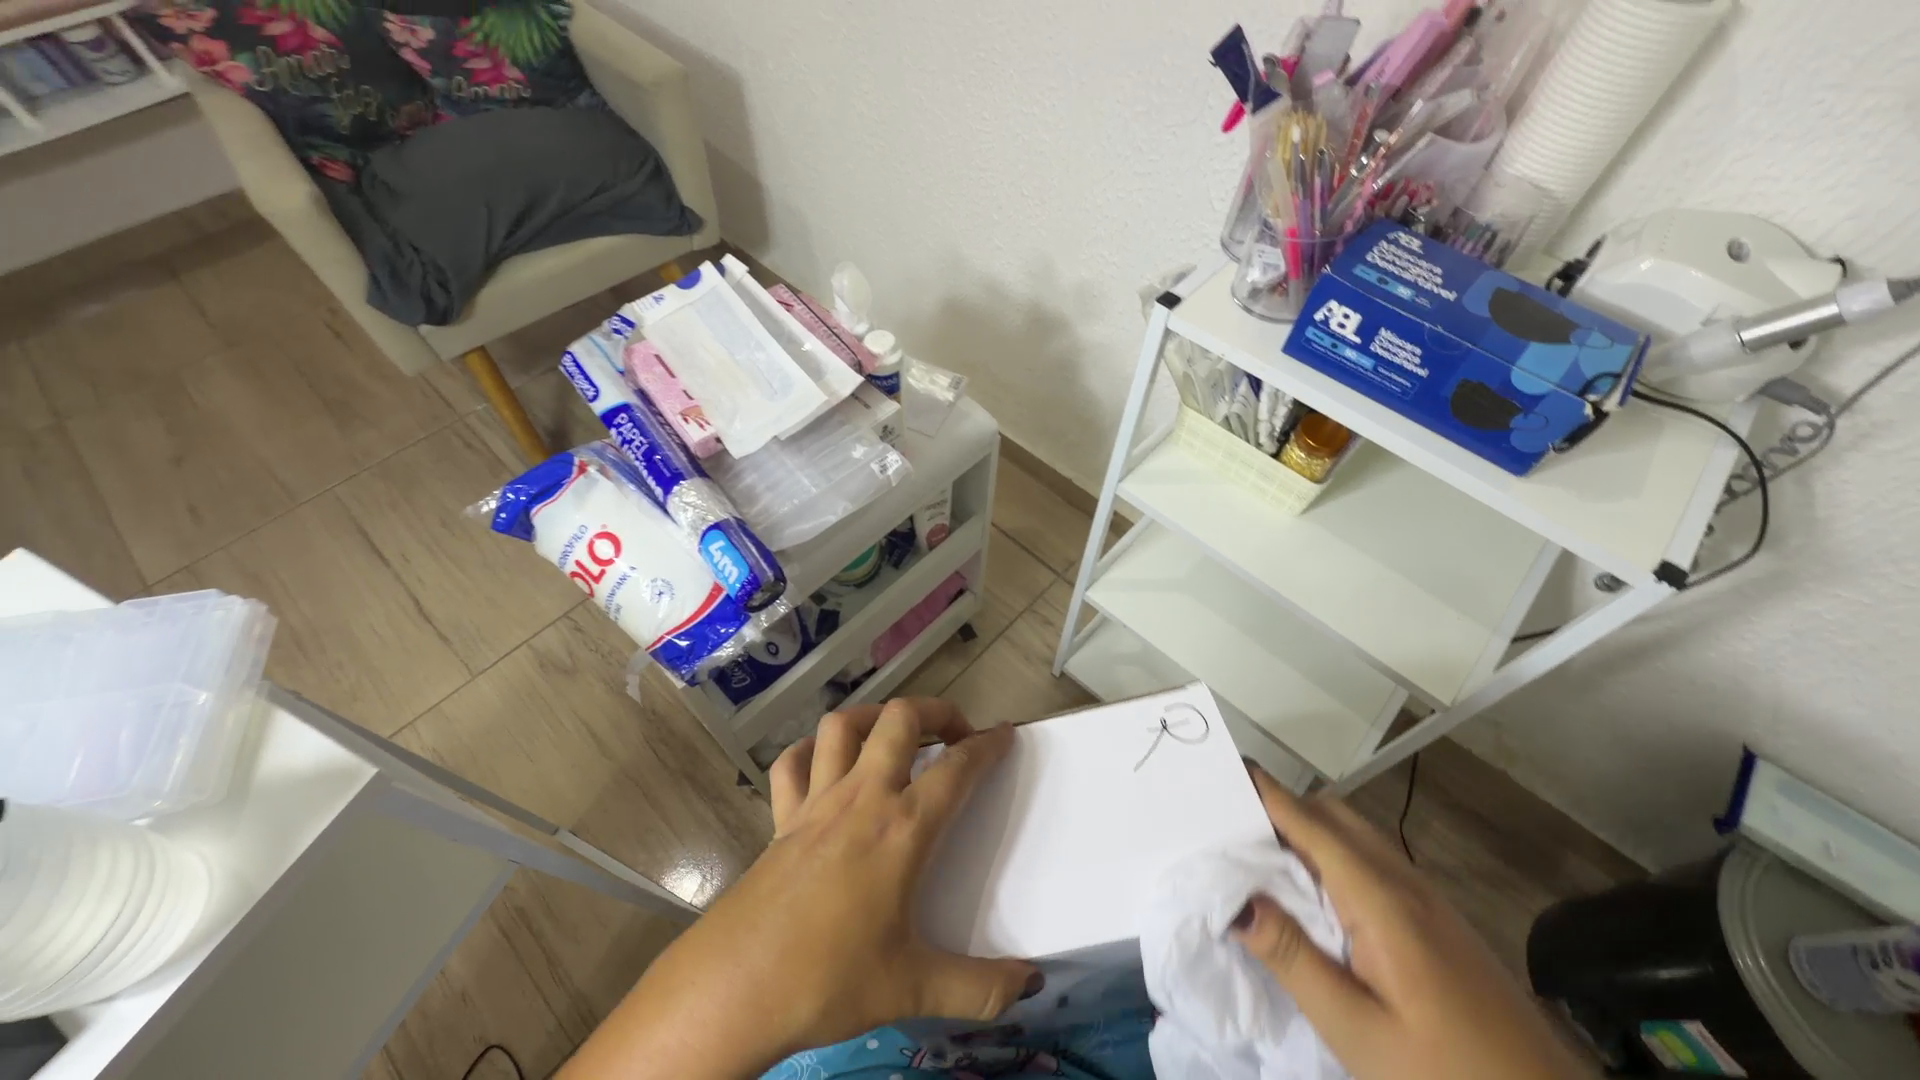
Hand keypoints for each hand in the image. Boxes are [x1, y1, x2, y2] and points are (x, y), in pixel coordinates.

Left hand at [559, 699, 1037, 1079]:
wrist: (733, 989)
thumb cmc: (828, 980)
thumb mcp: (913, 988)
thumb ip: (980, 989)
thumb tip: (1030, 985)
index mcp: (902, 828)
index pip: (956, 768)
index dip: (987, 745)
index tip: (1004, 734)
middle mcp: (860, 799)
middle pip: (899, 720)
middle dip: (935, 711)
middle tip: (954, 733)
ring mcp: (814, 804)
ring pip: (842, 727)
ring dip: (874, 717)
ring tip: (895, 735)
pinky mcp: (779, 820)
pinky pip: (792, 764)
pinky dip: (811, 751)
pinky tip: (823, 763)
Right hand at [1234, 766, 1594, 1079]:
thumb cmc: (1444, 1072)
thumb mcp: (1356, 1028)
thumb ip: (1293, 959)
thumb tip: (1236, 898)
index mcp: (1382, 901)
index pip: (1312, 824)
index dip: (1266, 793)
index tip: (1222, 770)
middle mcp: (1405, 884)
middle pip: (1335, 817)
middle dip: (1280, 807)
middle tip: (1226, 824)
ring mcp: (1427, 901)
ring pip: (1356, 837)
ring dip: (1306, 830)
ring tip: (1257, 854)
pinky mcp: (1437, 922)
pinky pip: (1373, 863)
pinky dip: (1331, 856)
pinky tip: (1312, 894)